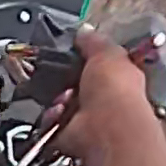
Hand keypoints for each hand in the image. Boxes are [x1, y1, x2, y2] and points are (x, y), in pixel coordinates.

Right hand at [40, 29, 155, 164]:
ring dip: (57, 100)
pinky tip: (60, 114)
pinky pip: (48, 123)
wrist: (103, 127)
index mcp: (117, 77)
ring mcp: (84, 119)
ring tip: (65, 99)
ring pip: (57, 104)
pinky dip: (51, 118)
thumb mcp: (105, 53)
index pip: (95, 65)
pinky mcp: (66, 135)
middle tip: (64, 79)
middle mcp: (101, 100)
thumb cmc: (114, 91)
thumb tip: (83, 30)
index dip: (82, 60)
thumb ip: (92, 41)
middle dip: (64, 82)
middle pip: (72, 85)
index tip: (70, 54)